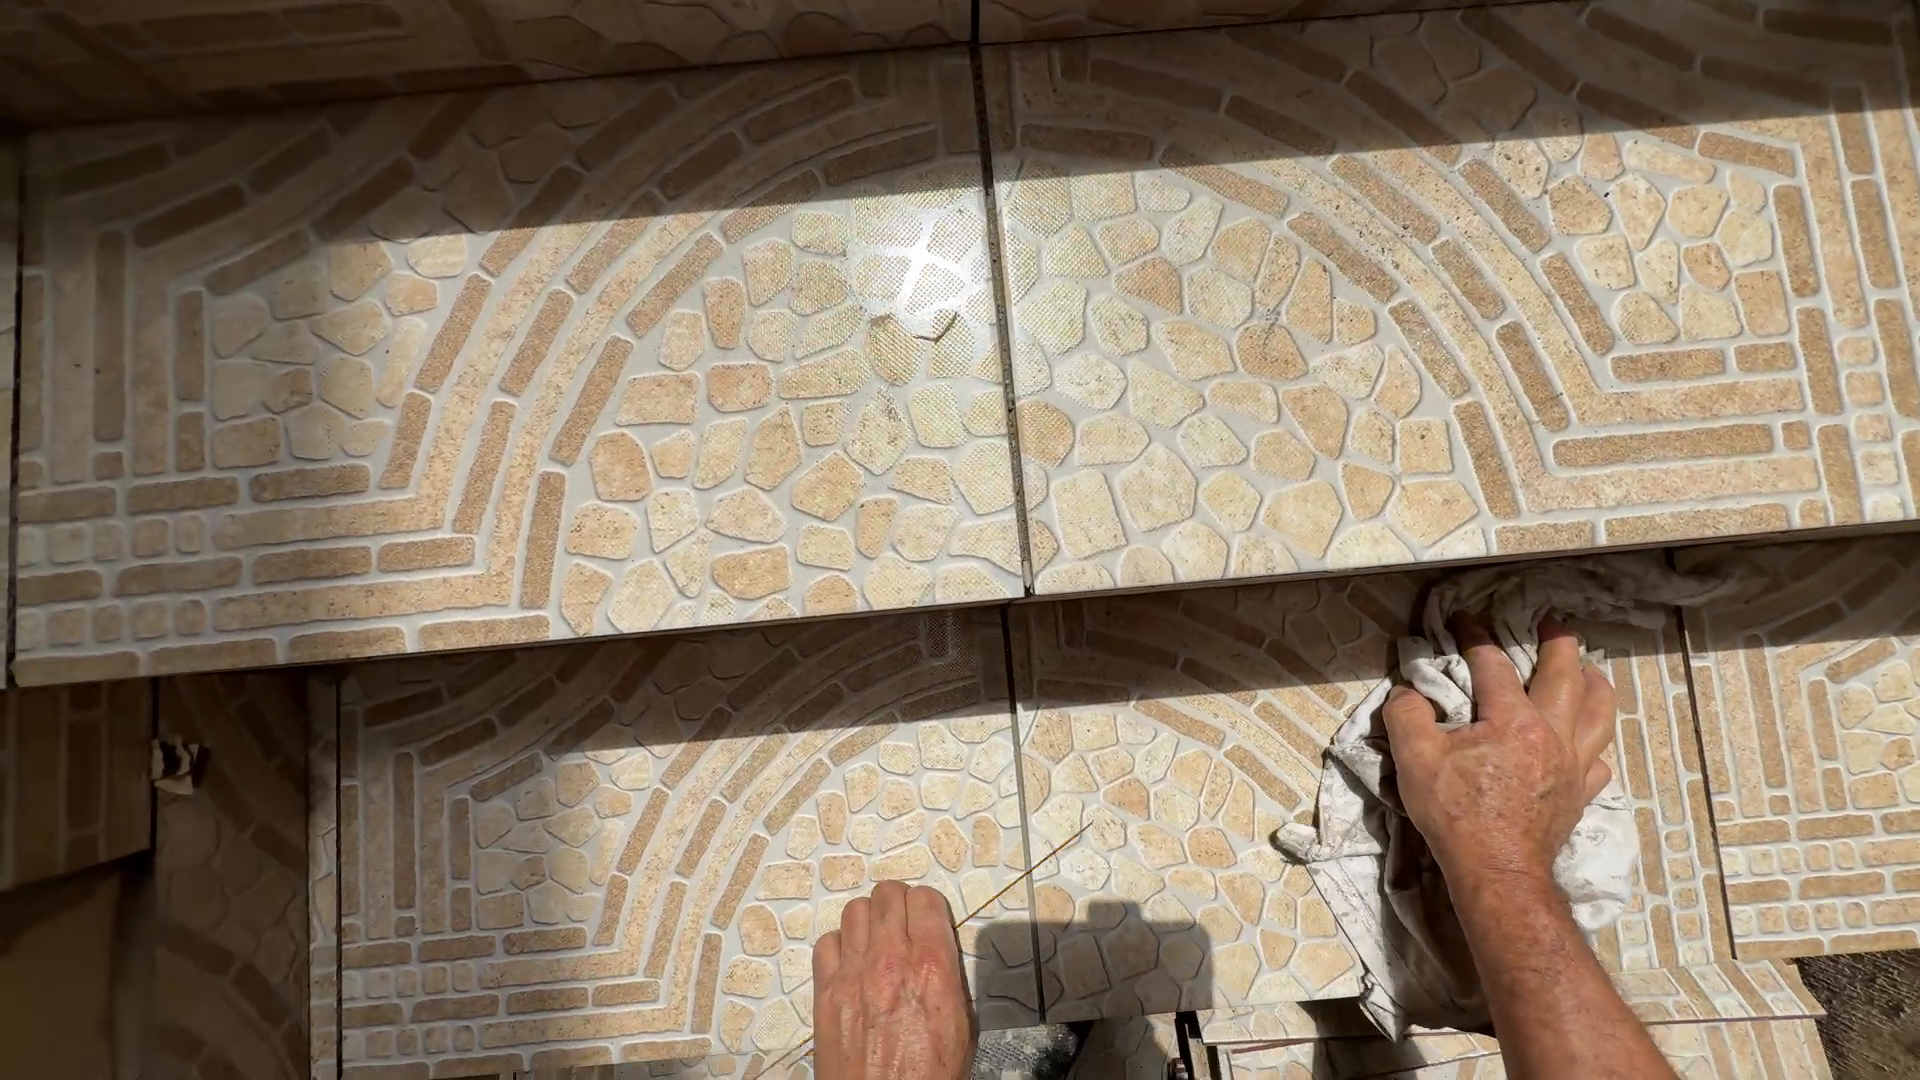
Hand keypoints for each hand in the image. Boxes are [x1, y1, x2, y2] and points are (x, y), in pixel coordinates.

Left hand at [813, 881, 974, 1079]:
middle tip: (902, 924)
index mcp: (932, 966)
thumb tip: (937, 947)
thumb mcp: (962, 1025)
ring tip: (875, 940)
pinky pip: (827, 943)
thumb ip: (949, 975)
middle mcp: (891, 960)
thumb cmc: (931, 1078)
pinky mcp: (826, 993)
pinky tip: (851, 964)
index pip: (925, 898)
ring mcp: (853, 974)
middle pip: (887, 893)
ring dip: (868, 919)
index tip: (927, 919)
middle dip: (898, 903)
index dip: (927, 906)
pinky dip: (840, 947)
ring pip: (855, 910)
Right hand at [1382, 614, 1616, 893]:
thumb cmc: (1454, 813)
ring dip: (1593, 683)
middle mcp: (1553, 735)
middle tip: (1554, 622)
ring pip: (1600, 712)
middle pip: (1566, 677)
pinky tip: (1583, 736)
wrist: (1496, 871)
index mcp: (1513, 722)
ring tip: (1586, 668)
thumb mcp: (1413, 757)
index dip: (1475, 637)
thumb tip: (1410, 693)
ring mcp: (1574, 765)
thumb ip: (1407, 713)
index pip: (1494, 666)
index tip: (1462, 619)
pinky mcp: (1579, 792)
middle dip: (1559, 644)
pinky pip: (1599, 756)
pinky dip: (1594, 737)